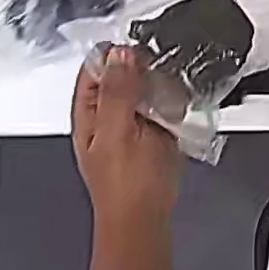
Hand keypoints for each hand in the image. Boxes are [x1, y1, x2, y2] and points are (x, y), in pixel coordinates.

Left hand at [72, 45, 182, 227]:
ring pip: (149, 89)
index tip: (141, 51)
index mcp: (88, 112)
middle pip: (126, 74)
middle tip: (158, 80)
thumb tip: (120, 55)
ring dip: (163, 87)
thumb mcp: (119, 132)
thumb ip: (119, 92)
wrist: (147, 218)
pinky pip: (168, 105)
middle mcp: (109, 115)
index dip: (117, 53)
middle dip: (146, 70)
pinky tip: (179, 111)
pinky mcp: (157, 131)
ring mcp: (134, 123)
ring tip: (168, 101)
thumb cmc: (125, 186)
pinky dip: (176, 102)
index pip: (96, 67)